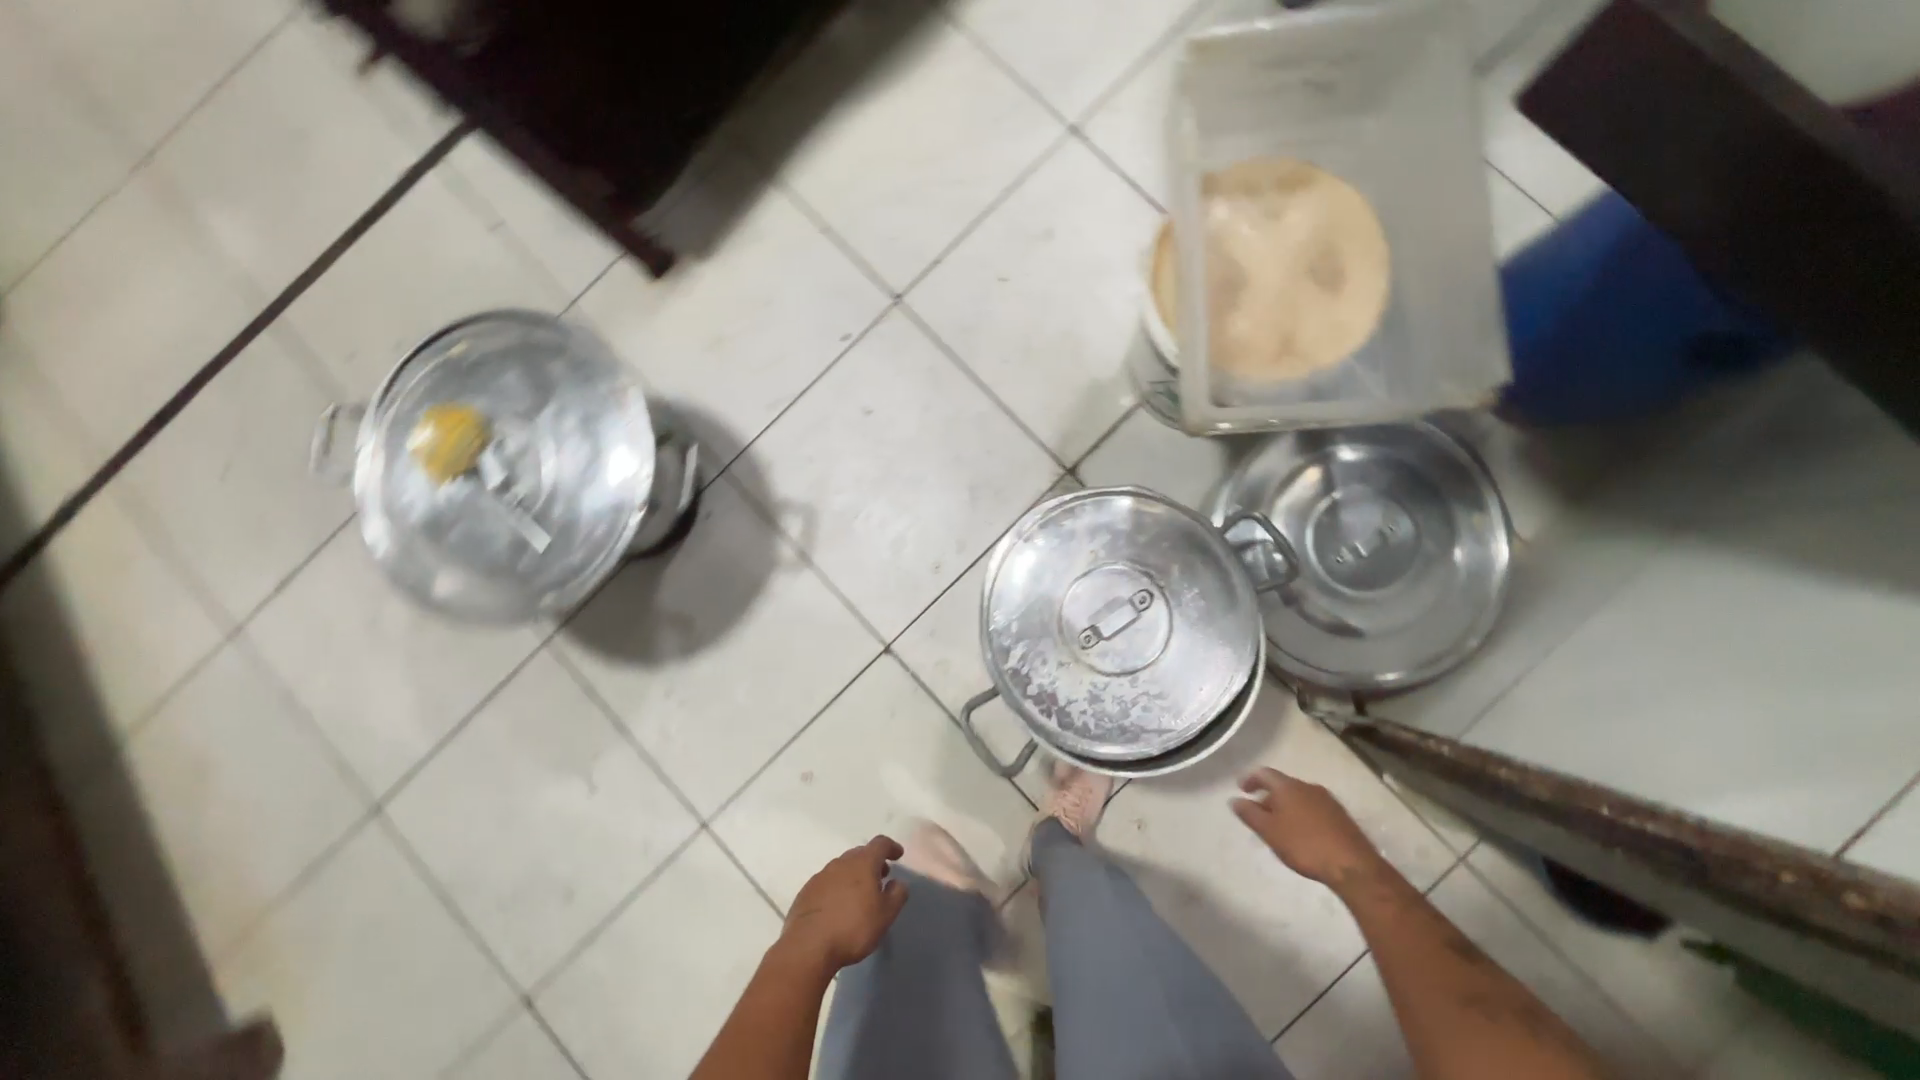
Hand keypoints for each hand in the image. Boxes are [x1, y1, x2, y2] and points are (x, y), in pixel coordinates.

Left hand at [776, 836, 908, 976]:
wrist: (808, 946)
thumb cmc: (854, 928)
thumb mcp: (886, 915)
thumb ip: (897, 894)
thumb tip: (898, 882)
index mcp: (862, 863)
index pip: (880, 843)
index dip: (891, 847)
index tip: (898, 855)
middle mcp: (841, 863)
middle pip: (860, 853)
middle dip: (873, 861)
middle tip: (881, 876)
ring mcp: (821, 876)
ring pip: (842, 867)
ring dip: (854, 874)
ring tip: (861, 893)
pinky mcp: (807, 891)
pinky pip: (828, 881)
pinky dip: (838, 886)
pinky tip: (839, 905)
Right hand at [1232, 768, 1386, 889]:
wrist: (1352, 865)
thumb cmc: (1304, 845)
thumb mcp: (1269, 831)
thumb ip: (1250, 814)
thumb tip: (1234, 800)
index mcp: (1288, 787)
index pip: (1264, 773)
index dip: (1250, 779)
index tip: (1241, 790)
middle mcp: (1308, 787)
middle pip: (1282, 785)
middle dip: (1268, 796)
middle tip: (1258, 813)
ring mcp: (1327, 800)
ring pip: (1299, 797)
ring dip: (1285, 806)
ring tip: (1278, 826)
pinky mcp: (1340, 816)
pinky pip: (1313, 808)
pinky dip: (1301, 814)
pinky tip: (1301, 833)